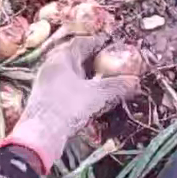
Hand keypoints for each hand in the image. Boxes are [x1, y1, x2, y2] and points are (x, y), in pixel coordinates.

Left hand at [7, 36, 139, 169]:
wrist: (41, 135)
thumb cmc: (67, 108)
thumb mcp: (97, 95)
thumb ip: (116, 86)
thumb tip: (136, 81)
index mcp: (60, 59)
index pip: (80, 43)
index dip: (97, 42)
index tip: (110, 43)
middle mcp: (50, 68)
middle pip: (73, 58)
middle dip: (91, 59)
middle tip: (108, 61)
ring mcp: (46, 84)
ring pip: (69, 74)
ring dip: (85, 76)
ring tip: (100, 80)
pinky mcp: (45, 100)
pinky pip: (65, 87)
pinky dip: (79, 88)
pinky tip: (88, 97)